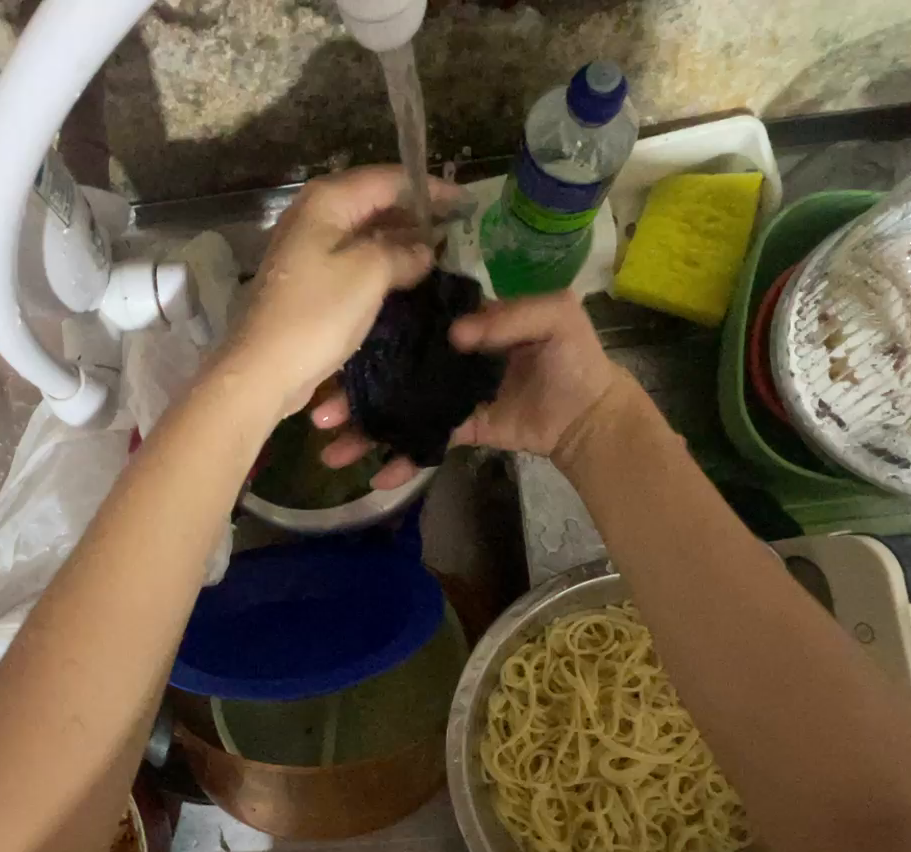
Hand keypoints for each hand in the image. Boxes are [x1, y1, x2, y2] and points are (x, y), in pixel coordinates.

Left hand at [211, 166, 456, 416]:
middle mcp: (313, 216)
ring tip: (438, 257)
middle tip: (456, 233)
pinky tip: (405, 281)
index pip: (388, 180)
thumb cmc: (317, 315)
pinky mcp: (308, 283)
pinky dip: (380, 266)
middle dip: (415, 217)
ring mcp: (307, 251)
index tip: (466, 205)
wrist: (264, 370)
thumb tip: (424, 250)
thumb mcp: (369, 274)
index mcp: (327, 201)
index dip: (430, 190)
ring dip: (399, 243)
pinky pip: (352, 263)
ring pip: (364, 236)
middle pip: (374, 204)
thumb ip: (403, 253)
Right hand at [313, 290, 632, 485]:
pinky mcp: (457, 430)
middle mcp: (445, 358)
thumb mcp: (556, 317)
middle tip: (319, 411)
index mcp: (460, 324)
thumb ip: (511, 316)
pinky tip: (376, 477)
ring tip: (330, 450)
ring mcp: (447, 397)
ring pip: (398, 411)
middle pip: (390, 372)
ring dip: (365, 430)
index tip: (337, 351)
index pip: (408, 325)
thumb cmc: (574, 357)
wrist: (591, 414)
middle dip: (352, 393)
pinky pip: (424, 445)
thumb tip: (457, 335)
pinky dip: (402, 462)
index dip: (371, 337)